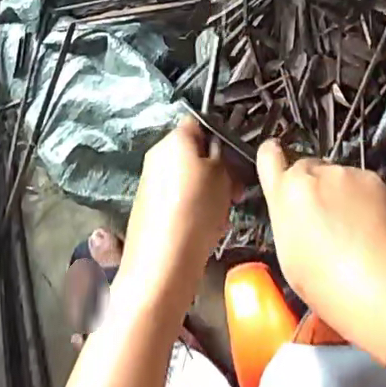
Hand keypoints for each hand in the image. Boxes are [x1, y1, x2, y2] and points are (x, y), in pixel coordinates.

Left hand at [119, 116, 238, 305]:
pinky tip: (206, 228)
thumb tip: (218, 149)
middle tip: (234, 190)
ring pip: (190, 178)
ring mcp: (151, 183)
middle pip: (195, 153)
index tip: (236, 156)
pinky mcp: (149, 209)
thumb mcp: (222, 175)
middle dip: (218, 170)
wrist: (162, 264)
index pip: (200, 122)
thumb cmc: (195, 210)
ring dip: (209, 192)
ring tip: (221, 214)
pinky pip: (179, 199)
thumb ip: (222, 155)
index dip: (221, 135)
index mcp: (173, 140)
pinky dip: (194, 209)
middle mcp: (157, 156)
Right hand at [256, 140, 385, 326]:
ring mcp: (343, 174)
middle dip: (314, 187)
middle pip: (307, 169)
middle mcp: (311, 175)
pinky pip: (363, 184)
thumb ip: (287, 222)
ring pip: (337, 178)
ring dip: (342, 196)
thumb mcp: (289, 258)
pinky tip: (372, 230)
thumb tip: (295, 219)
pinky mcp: (371, 178)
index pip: (268, 156)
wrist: (380, 283)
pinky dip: (367, 200)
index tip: (276, 156)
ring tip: (353, 233)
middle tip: (325, 220)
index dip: (273, 155)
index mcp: (284, 193)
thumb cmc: (330, 284)